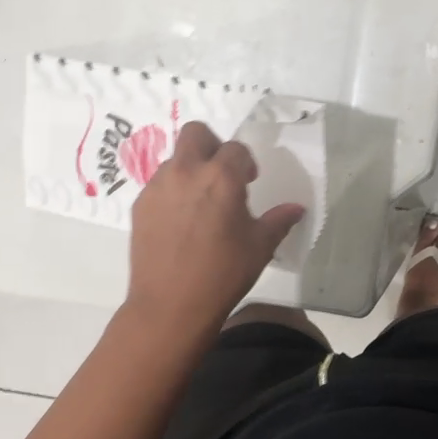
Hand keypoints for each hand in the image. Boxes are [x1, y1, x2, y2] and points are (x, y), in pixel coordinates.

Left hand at [124, 122, 305, 338]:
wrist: (171, 304)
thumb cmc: (224, 274)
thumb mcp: (260, 247)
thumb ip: (279, 221)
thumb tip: (296, 208)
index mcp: (221, 178)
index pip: (236, 149)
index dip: (246, 163)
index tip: (250, 182)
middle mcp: (186, 172)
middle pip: (196, 134)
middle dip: (212, 146)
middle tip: (222, 175)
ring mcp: (158, 187)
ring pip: (174, 160)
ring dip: (190, 170)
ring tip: (201, 204)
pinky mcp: (140, 205)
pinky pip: (159, 185)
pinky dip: (173, 192)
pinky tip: (182, 224)